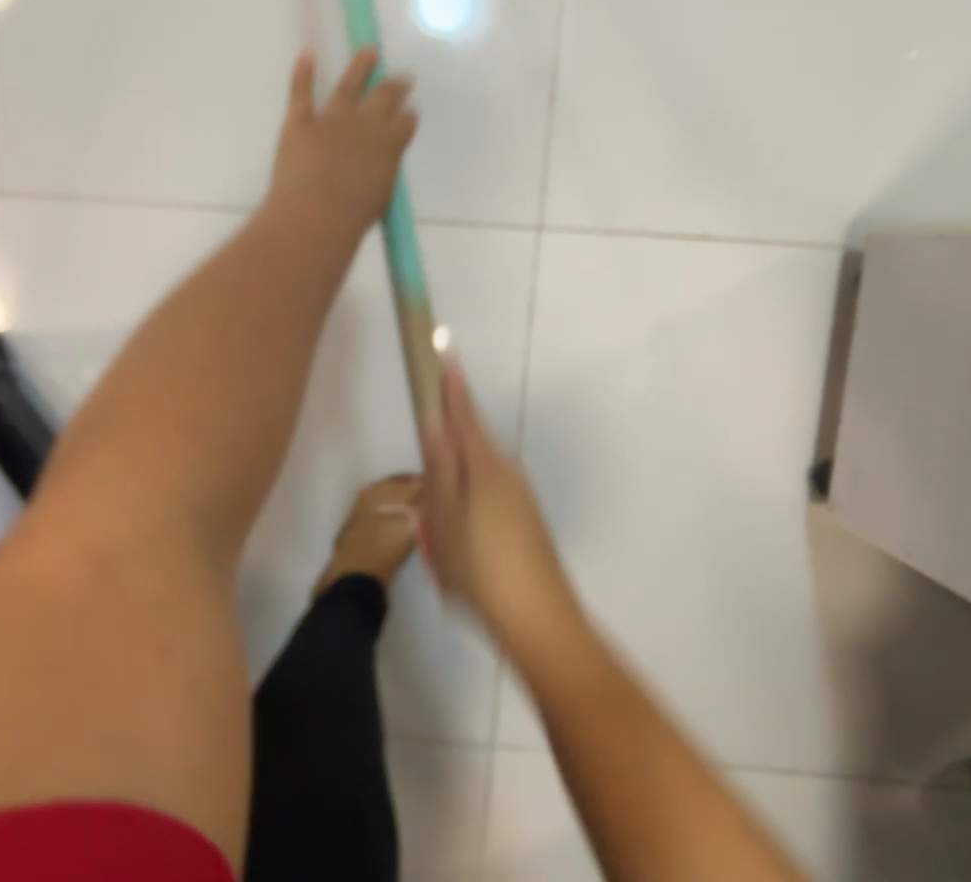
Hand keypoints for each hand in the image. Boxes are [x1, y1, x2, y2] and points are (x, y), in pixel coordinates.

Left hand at [266, 49, 416, 232]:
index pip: (404, 124)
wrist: (317, 212)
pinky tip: (306, 55)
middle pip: (384, 97)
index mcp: (389, 146)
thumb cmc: (353, 216)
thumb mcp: (381, 199)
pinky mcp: (300, 121)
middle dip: (395, 85)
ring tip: (369, 50)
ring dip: (360, 66)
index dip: (408, 116)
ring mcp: (332, 119)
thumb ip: (382, 176)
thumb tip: (378, 169)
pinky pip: (301, 92)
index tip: (410, 109)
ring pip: (348, 85)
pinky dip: (302, 73)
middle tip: (403, 77)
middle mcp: (364, 125)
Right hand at [420, 361, 573, 640]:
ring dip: (452, 505)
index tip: (441, 347)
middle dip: (442, 469)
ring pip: (474, 483)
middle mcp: (507, 473)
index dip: (450, 381)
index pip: (463, 412)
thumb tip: (433, 419)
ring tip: (444, 553)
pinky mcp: (526, 522)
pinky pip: (486, 505)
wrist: (540, 621)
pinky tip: (464, 560)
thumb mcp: (446, 518)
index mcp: (485, 466)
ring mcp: (520, 498)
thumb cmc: (482, 568)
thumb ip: (440, 467)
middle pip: (467, 449)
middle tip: (431, 520)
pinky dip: (468, 522)